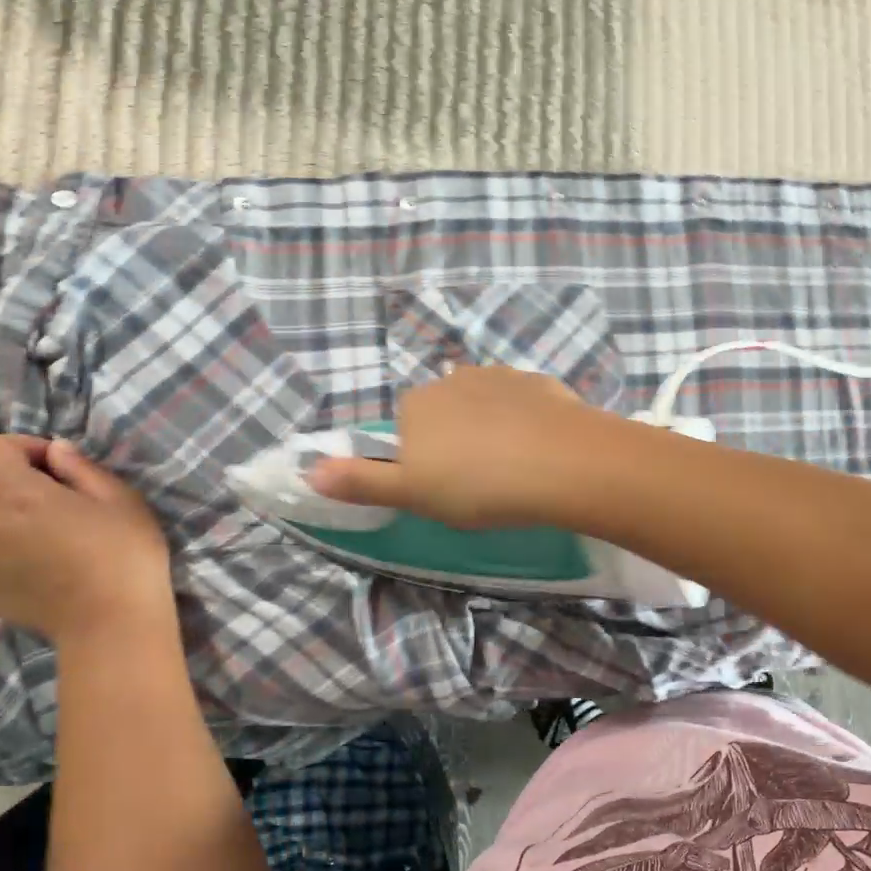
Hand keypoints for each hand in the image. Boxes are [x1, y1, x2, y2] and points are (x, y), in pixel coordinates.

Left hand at [0, 436, 174, 644]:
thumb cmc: (126, 556)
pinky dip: (12, 552)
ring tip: (59, 543)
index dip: (22, 448)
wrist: (112, 624)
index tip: (58, 467)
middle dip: (19, 485)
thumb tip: (56, 451)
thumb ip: (82, 469)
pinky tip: (50, 570)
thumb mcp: (122, 502)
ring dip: (15, 520)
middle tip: (66, 506)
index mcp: (14, 493)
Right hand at [306, 366, 623, 526]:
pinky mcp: (544, 384)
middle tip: (483, 481)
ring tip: (517, 466)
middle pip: (447, 410)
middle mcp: (454, 378)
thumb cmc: (478, 486)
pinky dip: (531, 422)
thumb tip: (309, 471)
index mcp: (417, 404)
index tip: (447, 487)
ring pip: (489, 404)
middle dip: (459, 438)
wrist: (561, 465)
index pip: (408, 428)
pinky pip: (528, 403)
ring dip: (496, 427)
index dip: (424, 459)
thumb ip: (362, 481)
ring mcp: (503, 377)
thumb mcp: (413, 494)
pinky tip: (545, 448)